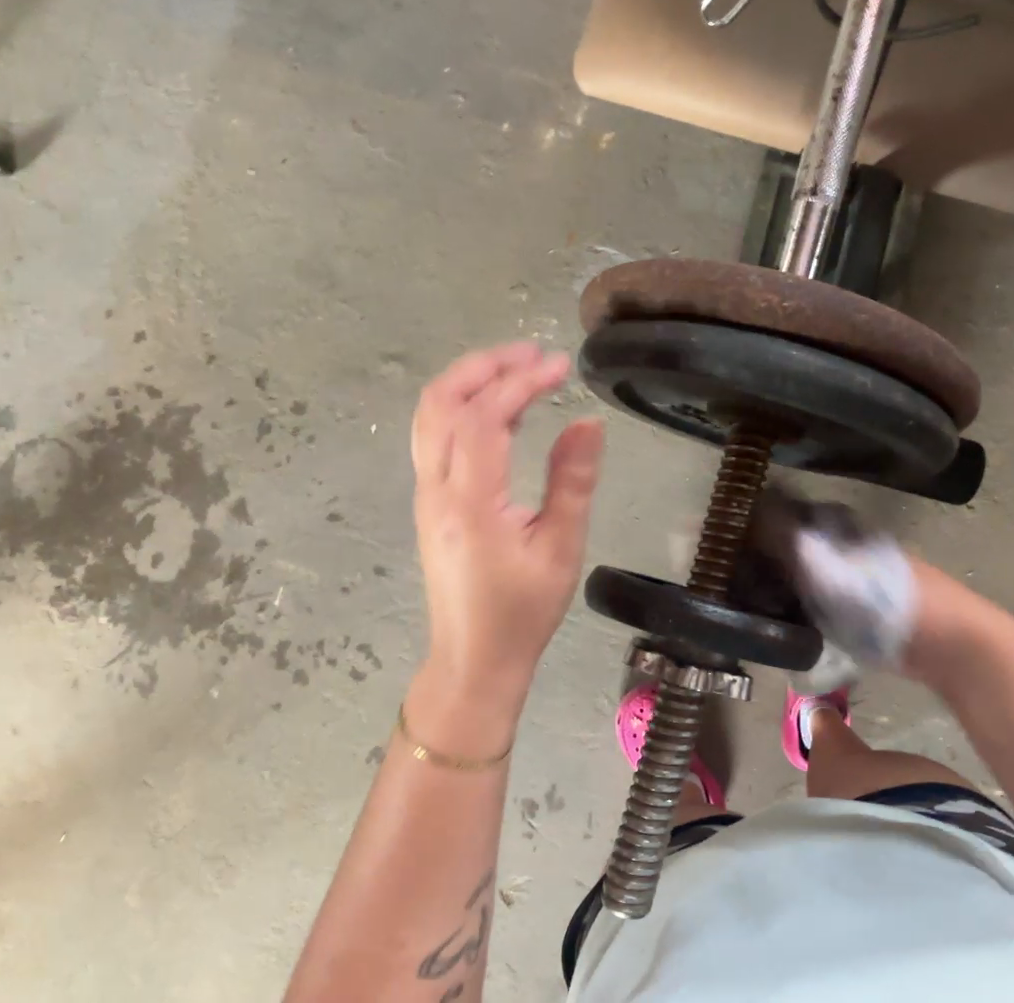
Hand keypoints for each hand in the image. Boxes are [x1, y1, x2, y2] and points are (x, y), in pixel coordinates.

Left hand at [410, 343, 604, 693]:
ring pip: (428, 416)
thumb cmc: (522, 612)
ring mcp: (425, 494)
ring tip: (515, 369)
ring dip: (468, 382)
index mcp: (470, 503)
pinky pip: (434, 436)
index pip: (483, 418)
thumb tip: (589, 422)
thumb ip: (573, 482)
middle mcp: (436, 490)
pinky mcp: (428, 502)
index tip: (560, 366)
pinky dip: (461, 406)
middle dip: (484, 366)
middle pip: (439, 402)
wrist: (474, 659)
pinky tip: (499, 411)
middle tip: (531, 353)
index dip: (520, 382)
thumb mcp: (561, 549)